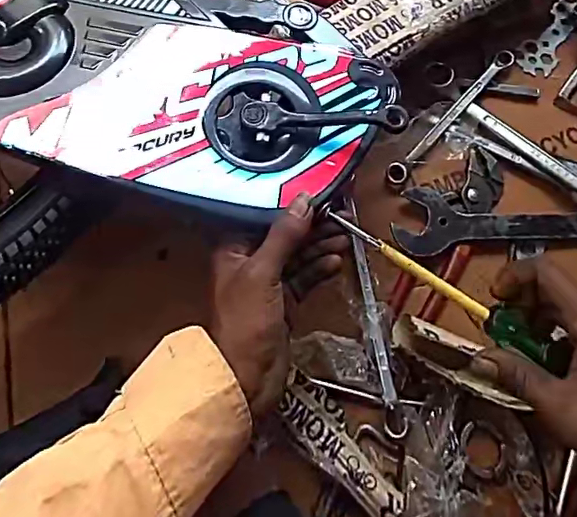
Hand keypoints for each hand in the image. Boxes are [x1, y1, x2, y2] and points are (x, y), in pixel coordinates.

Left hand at [208, 194, 348, 415]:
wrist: (246, 379)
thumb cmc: (243, 324)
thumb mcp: (263, 272)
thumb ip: (283, 236)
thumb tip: (303, 202)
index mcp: (234, 247)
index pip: (265, 218)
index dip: (291, 207)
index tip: (316, 196)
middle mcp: (249, 261)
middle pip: (284, 236)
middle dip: (311, 227)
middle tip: (338, 216)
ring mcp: (267, 283)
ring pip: (297, 256)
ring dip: (319, 246)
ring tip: (343, 236)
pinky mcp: (283, 302)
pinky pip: (304, 277)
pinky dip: (319, 269)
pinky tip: (334, 261)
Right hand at [474, 260, 576, 516]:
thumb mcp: (563, 410)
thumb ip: (519, 376)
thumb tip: (484, 358)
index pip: (545, 271)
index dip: (512, 276)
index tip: (496, 299)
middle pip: (554, 290)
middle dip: (521, 306)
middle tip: (504, 330)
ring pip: (567, 310)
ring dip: (538, 324)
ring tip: (525, 354)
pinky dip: (558, 339)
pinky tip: (554, 371)